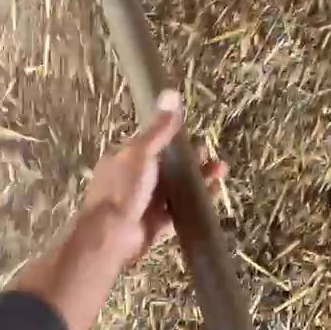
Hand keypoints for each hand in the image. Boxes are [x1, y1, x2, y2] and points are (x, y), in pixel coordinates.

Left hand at [70, 90, 227, 267]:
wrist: (111, 236)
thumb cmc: (122, 189)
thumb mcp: (140, 152)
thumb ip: (158, 129)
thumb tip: (171, 93)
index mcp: (124, 160)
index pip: (151, 145)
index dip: (173, 140)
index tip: (193, 136)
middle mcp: (133, 181)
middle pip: (167, 168)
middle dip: (191, 161)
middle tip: (210, 155)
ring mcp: (144, 204)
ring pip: (176, 189)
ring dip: (198, 180)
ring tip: (220, 172)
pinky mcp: (154, 224)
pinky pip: (178, 211)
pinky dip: (195, 203)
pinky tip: (212, 194)